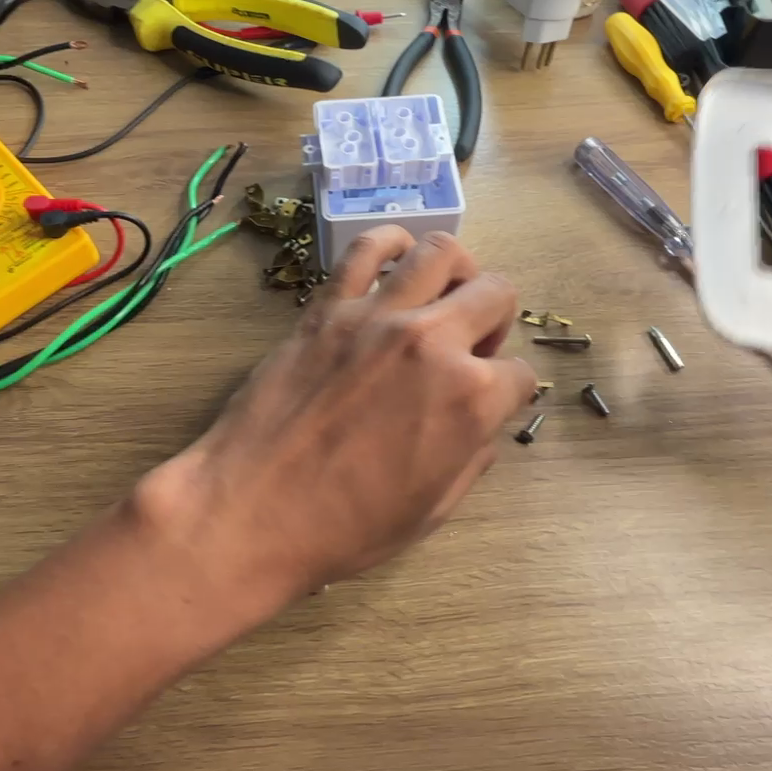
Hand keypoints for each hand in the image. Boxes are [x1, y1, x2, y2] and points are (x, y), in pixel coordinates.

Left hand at [135, 226, 534, 602]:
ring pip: (441, 252)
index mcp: (470, 400)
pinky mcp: (328, 306)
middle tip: (472, 343)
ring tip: (442, 292)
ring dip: (457, 269)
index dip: (509, 389)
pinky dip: (390, 242)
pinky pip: (367, 249)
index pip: (519, 372)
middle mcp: (433, 342)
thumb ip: (472, 455)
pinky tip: (395, 258)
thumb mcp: (432, 509)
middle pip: (496, 294)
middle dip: (497, 318)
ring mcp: (378, 316)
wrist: (252, 510)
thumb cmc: (344, 527)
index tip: (490, 398)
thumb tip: (482, 422)